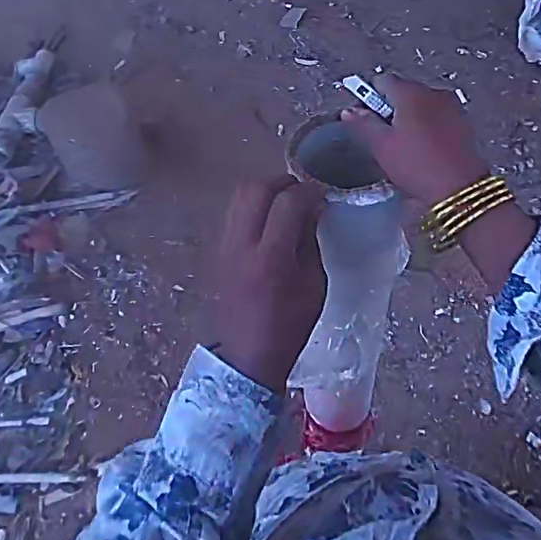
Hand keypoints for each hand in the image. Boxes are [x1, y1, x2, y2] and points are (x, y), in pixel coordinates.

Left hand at [213, 175, 327, 391]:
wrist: (246, 357)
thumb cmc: (289, 326)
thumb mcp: (314, 286)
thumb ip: (311, 241)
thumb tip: (314, 207)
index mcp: (271, 259)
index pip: (288, 203)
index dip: (309, 191)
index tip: (323, 194)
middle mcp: (242, 245)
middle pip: (256, 189)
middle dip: (283, 183)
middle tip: (303, 193)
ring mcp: (224, 245)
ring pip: (240, 195)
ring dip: (266, 190)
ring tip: (286, 202)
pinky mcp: (217, 248)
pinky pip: (234, 211)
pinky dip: (253, 204)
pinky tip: (270, 218)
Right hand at [341, 76, 487, 204]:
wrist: (461, 189)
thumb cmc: (416, 164)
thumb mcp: (382, 145)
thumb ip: (363, 123)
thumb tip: (349, 110)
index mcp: (411, 92)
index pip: (381, 81)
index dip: (367, 98)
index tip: (365, 121)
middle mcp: (433, 91)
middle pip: (402, 91)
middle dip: (388, 109)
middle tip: (383, 138)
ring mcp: (452, 106)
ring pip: (420, 104)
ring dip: (408, 117)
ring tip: (404, 146)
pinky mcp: (464, 122)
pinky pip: (436, 115)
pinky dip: (426, 125)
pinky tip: (424, 149)